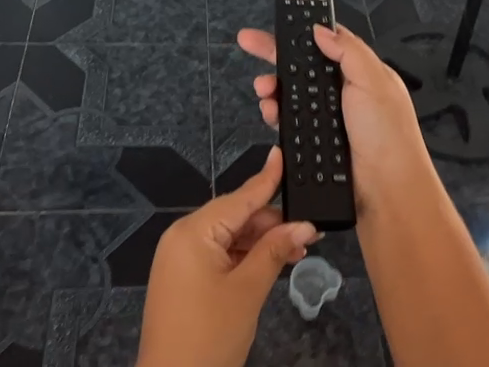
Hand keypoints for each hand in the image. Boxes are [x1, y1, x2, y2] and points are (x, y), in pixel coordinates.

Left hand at [137, 147, 319, 366]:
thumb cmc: (209, 336)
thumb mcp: (248, 291)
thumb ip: (275, 251)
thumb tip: (304, 225)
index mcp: (193, 231)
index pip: (239, 198)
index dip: (266, 178)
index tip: (282, 153)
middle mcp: (182, 236)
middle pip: (234, 216)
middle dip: (270, 223)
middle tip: (309, 229)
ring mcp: (179, 258)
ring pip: (228, 236)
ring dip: (260, 243)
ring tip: (297, 250)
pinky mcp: (181, 277)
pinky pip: (217, 254)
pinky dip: (243, 257)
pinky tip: (270, 263)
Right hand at [237, 23, 432, 213]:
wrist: (387, 192)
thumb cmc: (386, 132)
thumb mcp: (373, 80)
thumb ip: (348, 50)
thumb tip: (319, 30)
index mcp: (361, 72)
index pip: (328, 43)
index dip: (303, 31)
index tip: (279, 22)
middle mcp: (344, 92)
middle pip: (303, 67)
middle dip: (276, 56)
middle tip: (248, 43)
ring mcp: (329, 118)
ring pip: (292, 94)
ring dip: (274, 87)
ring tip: (262, 88)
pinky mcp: (316, 141)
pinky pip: (290, 121)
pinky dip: (276, 114)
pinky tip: (269, 112)